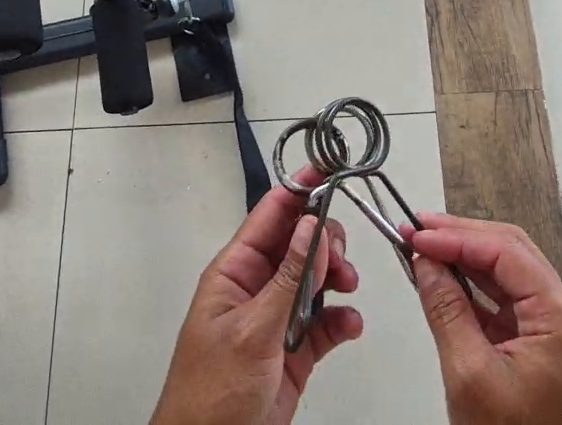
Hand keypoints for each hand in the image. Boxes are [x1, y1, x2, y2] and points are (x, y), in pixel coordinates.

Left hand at [150, 169, 364, 424]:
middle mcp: (258, 287)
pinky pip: (326, 321)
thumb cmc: (211, 393)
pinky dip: (342, 320)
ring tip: (349, 288)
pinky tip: (350, 325)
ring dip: (338, 278)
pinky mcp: (295, 349)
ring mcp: (277, 317)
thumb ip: (288, 277)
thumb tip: (313, 226)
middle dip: (327, 241)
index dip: (298, 189)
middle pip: (300, 243)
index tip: (327, 169)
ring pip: (317, 278)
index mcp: (235, 271)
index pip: (270, 215)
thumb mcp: (252, 329)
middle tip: (341, 255)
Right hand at [404, 213, 561, 424]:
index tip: (418, 234)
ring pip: (505, 270)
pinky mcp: (537, 339)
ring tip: (422, 245)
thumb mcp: (469, 374)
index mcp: (561, 318)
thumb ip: (446, 309)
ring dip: (462, 255)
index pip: (506, 253)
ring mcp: (552, 326)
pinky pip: (502, 296)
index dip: (457, 237)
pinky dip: (470, 282)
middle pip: (509, 251)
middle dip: (460, 236)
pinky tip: (441, 275)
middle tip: (417, 229)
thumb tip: (426, 263)